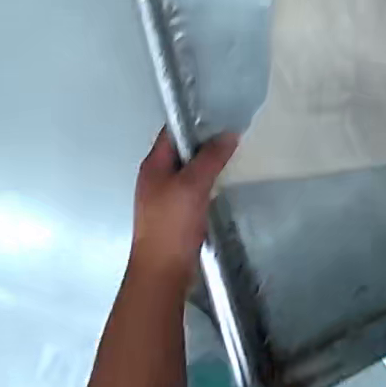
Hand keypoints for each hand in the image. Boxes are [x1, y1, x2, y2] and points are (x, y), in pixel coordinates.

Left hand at [129, 128, 237, 282]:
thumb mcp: (193, 185)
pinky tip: (223, 185)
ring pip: (187, 172)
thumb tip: (228, 134)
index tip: (221, 114)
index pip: (171, 132)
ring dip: (206, 165)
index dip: (193, 120)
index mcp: (153, 165)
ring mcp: (163, 197)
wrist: (162, 272)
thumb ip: (210, 158)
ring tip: (233, 156)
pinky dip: (206, 185)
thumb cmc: (173, 224)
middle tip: (232, 135)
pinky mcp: (174, 215)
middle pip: (180, 151)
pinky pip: (191, 191)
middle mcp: (155, 177)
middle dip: (204, 143)